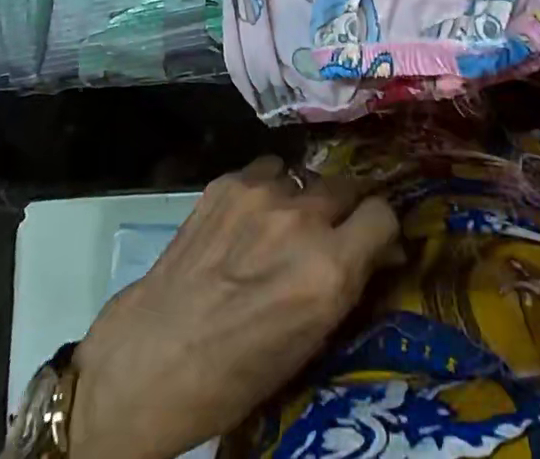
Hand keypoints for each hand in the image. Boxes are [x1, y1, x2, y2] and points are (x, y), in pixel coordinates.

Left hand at [69, 156, 400, 458]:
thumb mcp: (314, 337)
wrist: (156, 352)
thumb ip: (347, 280)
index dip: (380, 228)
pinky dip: (266, 188)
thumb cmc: (241, 370)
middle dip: (346, 208)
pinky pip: (265, 170)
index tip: (372, 240)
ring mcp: (260, 194)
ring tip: (282, 224)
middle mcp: (301, 219)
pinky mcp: (225, 183)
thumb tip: (375, 250)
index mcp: (331, 267)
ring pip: (303, 176)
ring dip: (302, 197)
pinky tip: (248, 217)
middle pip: (346, 186)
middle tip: (331, 230)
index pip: (383, 213)